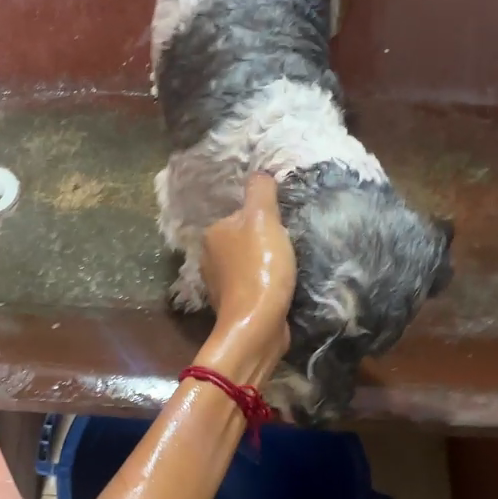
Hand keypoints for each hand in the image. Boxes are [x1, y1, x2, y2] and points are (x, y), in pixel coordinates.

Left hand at [196, 173, 293, 383]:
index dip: (264, 218)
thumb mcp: (263, 218)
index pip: (240, 215)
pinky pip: (253, 287)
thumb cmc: (260, 266)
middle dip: (264, 243)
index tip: (283, 226)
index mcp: (212, 234)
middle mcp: (209, 258)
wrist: (257, 325)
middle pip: (244, 240)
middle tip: (289, 247)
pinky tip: (281, 289)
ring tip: (288, 269)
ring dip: (266, 266)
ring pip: (248, 265)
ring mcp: (220, 285)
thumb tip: (259, 174)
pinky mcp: (234, 307)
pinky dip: (265, 287)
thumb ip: (261, 191)